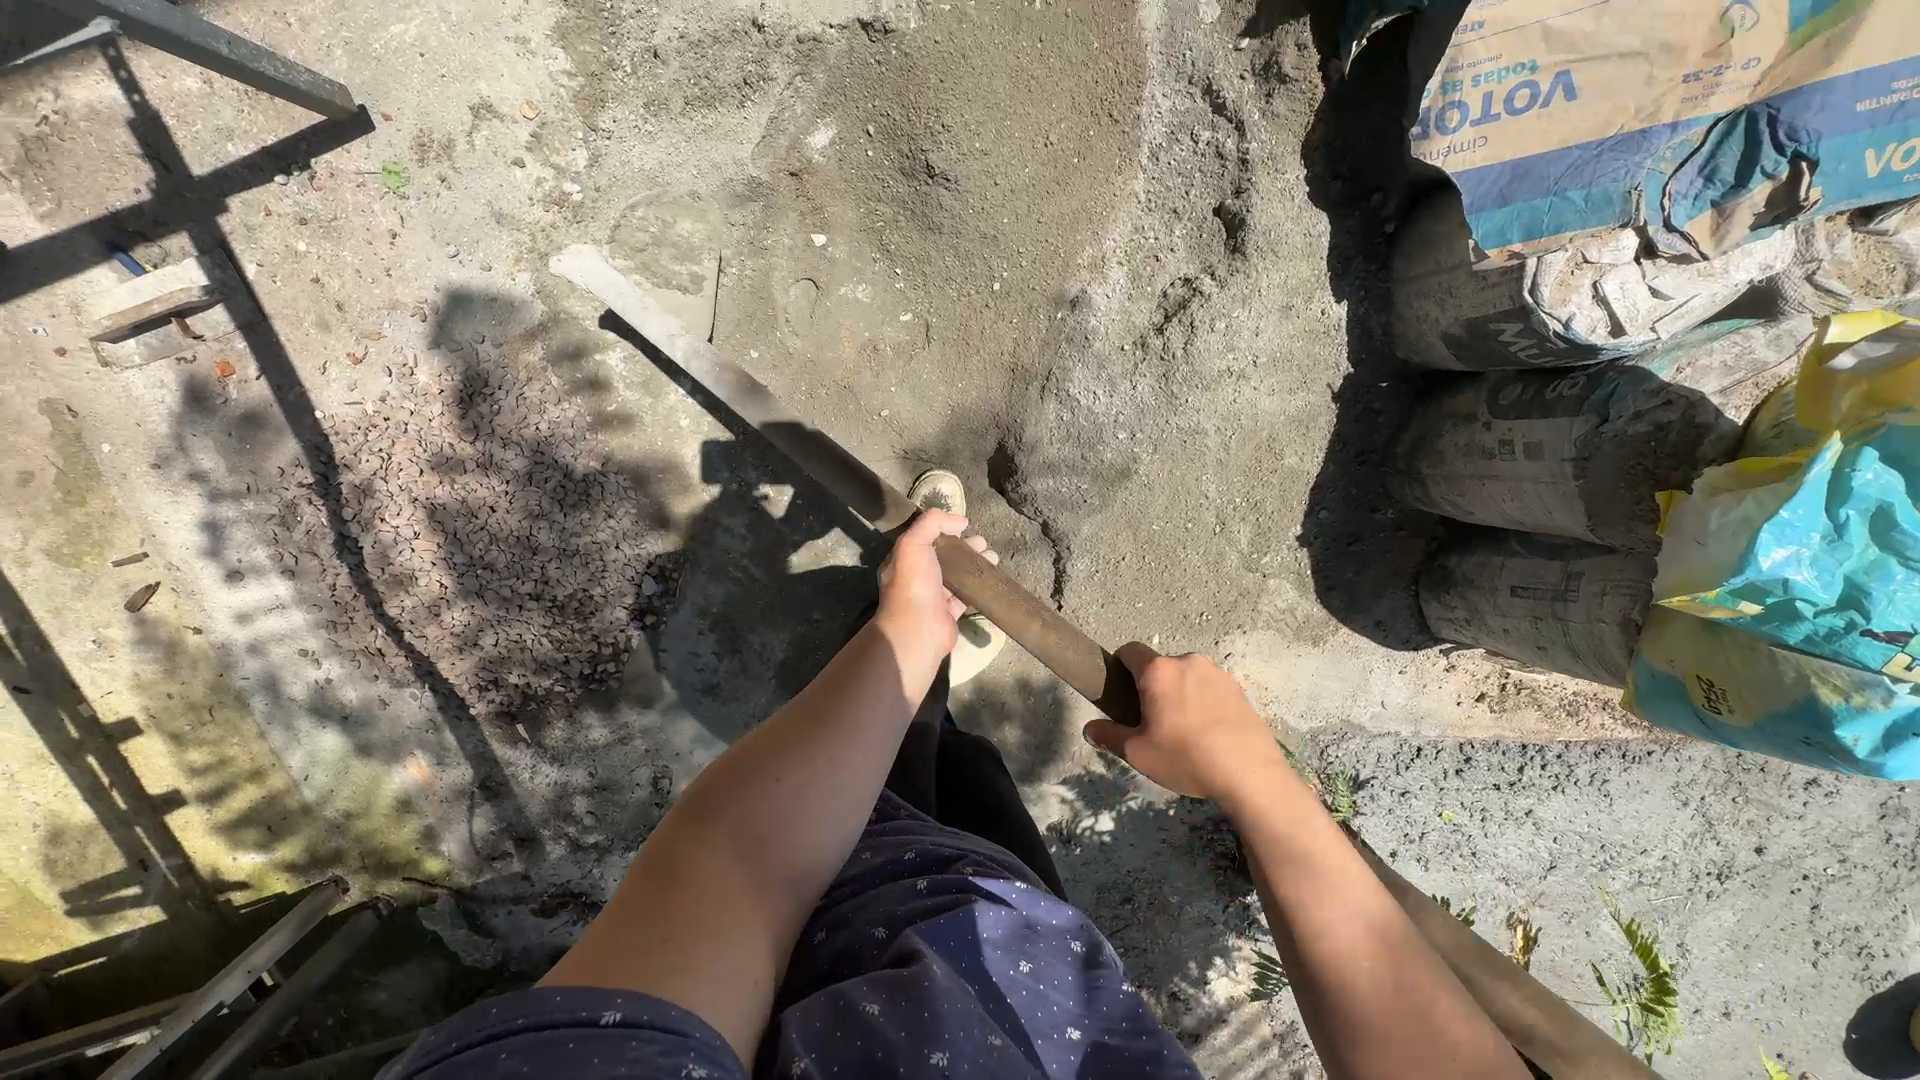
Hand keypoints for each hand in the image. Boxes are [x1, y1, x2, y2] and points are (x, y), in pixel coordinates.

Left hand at [874, 510, 995, 664]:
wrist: (919, 629)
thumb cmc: (913, 583)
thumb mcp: (914, 543)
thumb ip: (932, 523)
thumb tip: (960, 520)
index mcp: (904, 560)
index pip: (923, 539)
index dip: (943, 530)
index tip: (962, 526)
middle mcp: (916, 577)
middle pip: (943, 556)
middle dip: (964, 546)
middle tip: (982, 541)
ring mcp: (933, 595)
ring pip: (957, 574)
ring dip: (974, 563)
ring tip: (991, 555)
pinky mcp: (949, 611)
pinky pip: (966, 593)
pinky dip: (978, 583)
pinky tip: (990, 575)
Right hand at [1082, 643, 1293, 801]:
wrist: (1250, 775)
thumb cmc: (1186, 758)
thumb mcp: (1138, 753)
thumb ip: (1109, 736)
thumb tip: (1090, 729)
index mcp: (1159, 671)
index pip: (1130, 650)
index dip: (1119, 667)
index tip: (1121, 693)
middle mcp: (1189, 661)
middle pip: (1160, 667)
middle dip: (1151, 687)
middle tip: (1152, 722)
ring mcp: (1218, 673)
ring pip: (1187, 677)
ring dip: (1179, 694)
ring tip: (1184, 731)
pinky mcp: (1240, 689)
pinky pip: (1210, 688)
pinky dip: (1203, 703)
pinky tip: (1208, 733)